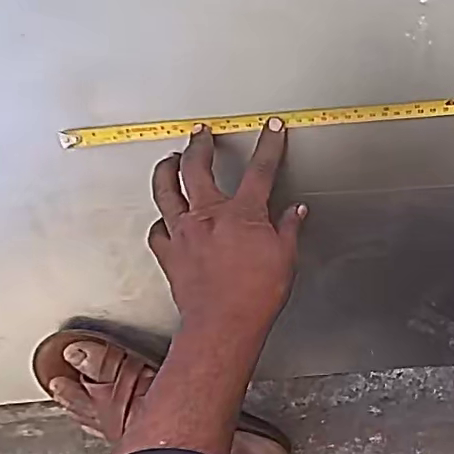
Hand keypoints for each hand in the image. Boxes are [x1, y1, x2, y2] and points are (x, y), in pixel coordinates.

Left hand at [149, 119, 305, 341]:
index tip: (271, 129)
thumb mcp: (286, 258)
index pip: (260, 169)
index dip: (269, 145)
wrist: (225, 324)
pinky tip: (163, 219)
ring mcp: (183, 233)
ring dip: (167, 169)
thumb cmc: (255, 296)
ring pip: (166, 190)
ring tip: (170, 159)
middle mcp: (208, 216)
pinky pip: (157, 230)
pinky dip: (160, 221)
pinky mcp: (169, 254)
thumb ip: (289, 229)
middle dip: (200, 144)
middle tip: (202, 133)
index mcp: (242, 214)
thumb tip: (296, 212)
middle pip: (197, 167)